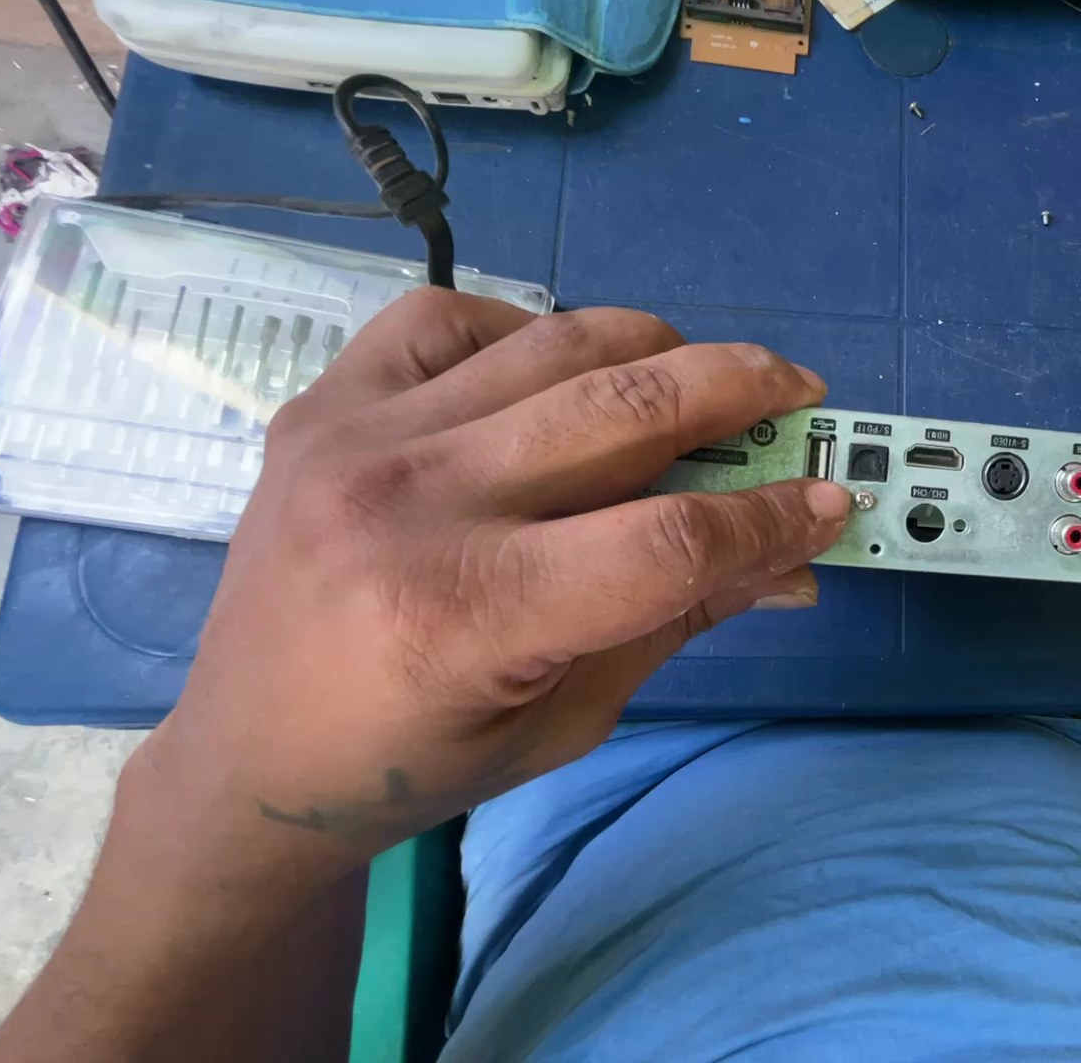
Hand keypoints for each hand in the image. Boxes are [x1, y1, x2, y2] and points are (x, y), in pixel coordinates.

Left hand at [128, 290, 849, 882]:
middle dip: (742, 391)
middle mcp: (411, 506)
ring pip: (557, 346)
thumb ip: (686, 616)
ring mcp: (356, 438)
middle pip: (628, 412)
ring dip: (661, 348)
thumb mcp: (578, 714)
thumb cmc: (427, 759)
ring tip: (707, 374)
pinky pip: (449, 319)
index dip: (771, 517)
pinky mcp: (324, 405)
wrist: (249, 758)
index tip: (831, 502)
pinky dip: (535, 331)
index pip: (671, 540)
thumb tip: (795, 563)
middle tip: (800, 393)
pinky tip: (564, 372)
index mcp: (471, 616)